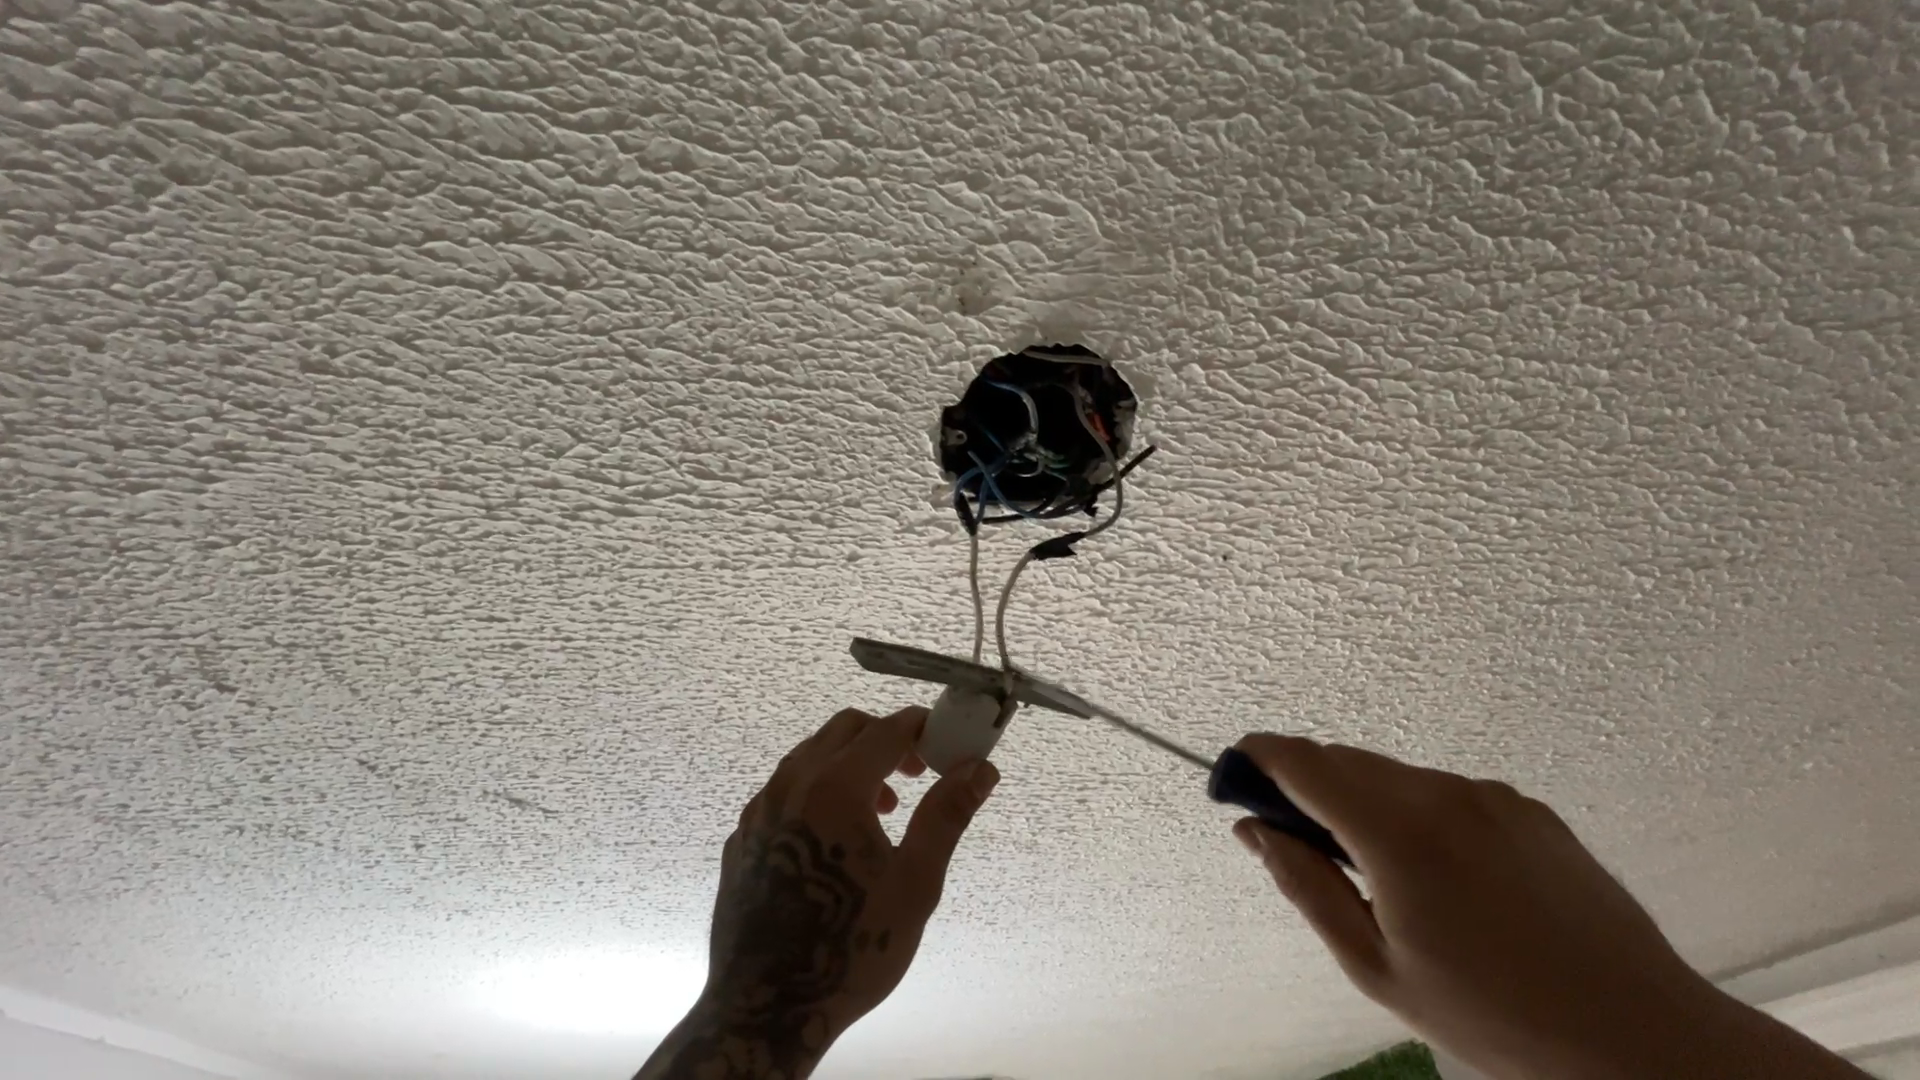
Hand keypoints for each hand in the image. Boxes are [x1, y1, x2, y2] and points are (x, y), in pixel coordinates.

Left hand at [636, 707, 999, 1079]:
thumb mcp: (915, 881)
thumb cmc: (853, 946)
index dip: (921, 728)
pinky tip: (832, 841)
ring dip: (850, 763)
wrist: (766, 1009)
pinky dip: (816, 790)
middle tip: (914, 775)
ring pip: (809, 756)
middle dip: (885, 739)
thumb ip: (946, 814)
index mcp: (835, 786)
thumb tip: (981, 769)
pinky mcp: (742, 838)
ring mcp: (759, 810)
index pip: (886, 730)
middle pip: (843, 729)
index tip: (945, 744)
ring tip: (879, 811)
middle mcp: (790, 784)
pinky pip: (783, 791)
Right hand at [1230, 736, 1867, 1079]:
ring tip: (1375, 866)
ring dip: (1361, 797)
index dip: (1259, 757)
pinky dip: (1414, 808)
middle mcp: (1444, 795)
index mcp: (1400, 835)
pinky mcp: (1525, 807)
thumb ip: (1305, 886)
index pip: (1305, 763)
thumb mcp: (1375, 968)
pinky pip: (1443, 789)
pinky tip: (1437, 869)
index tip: (1234, 769)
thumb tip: (1255, 830)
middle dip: (1305, 781)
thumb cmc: (1496, 1017)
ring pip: (1393, 774)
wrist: (1644, 1038)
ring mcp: (1490, 796)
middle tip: (1291, 828)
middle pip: (1345, 760)